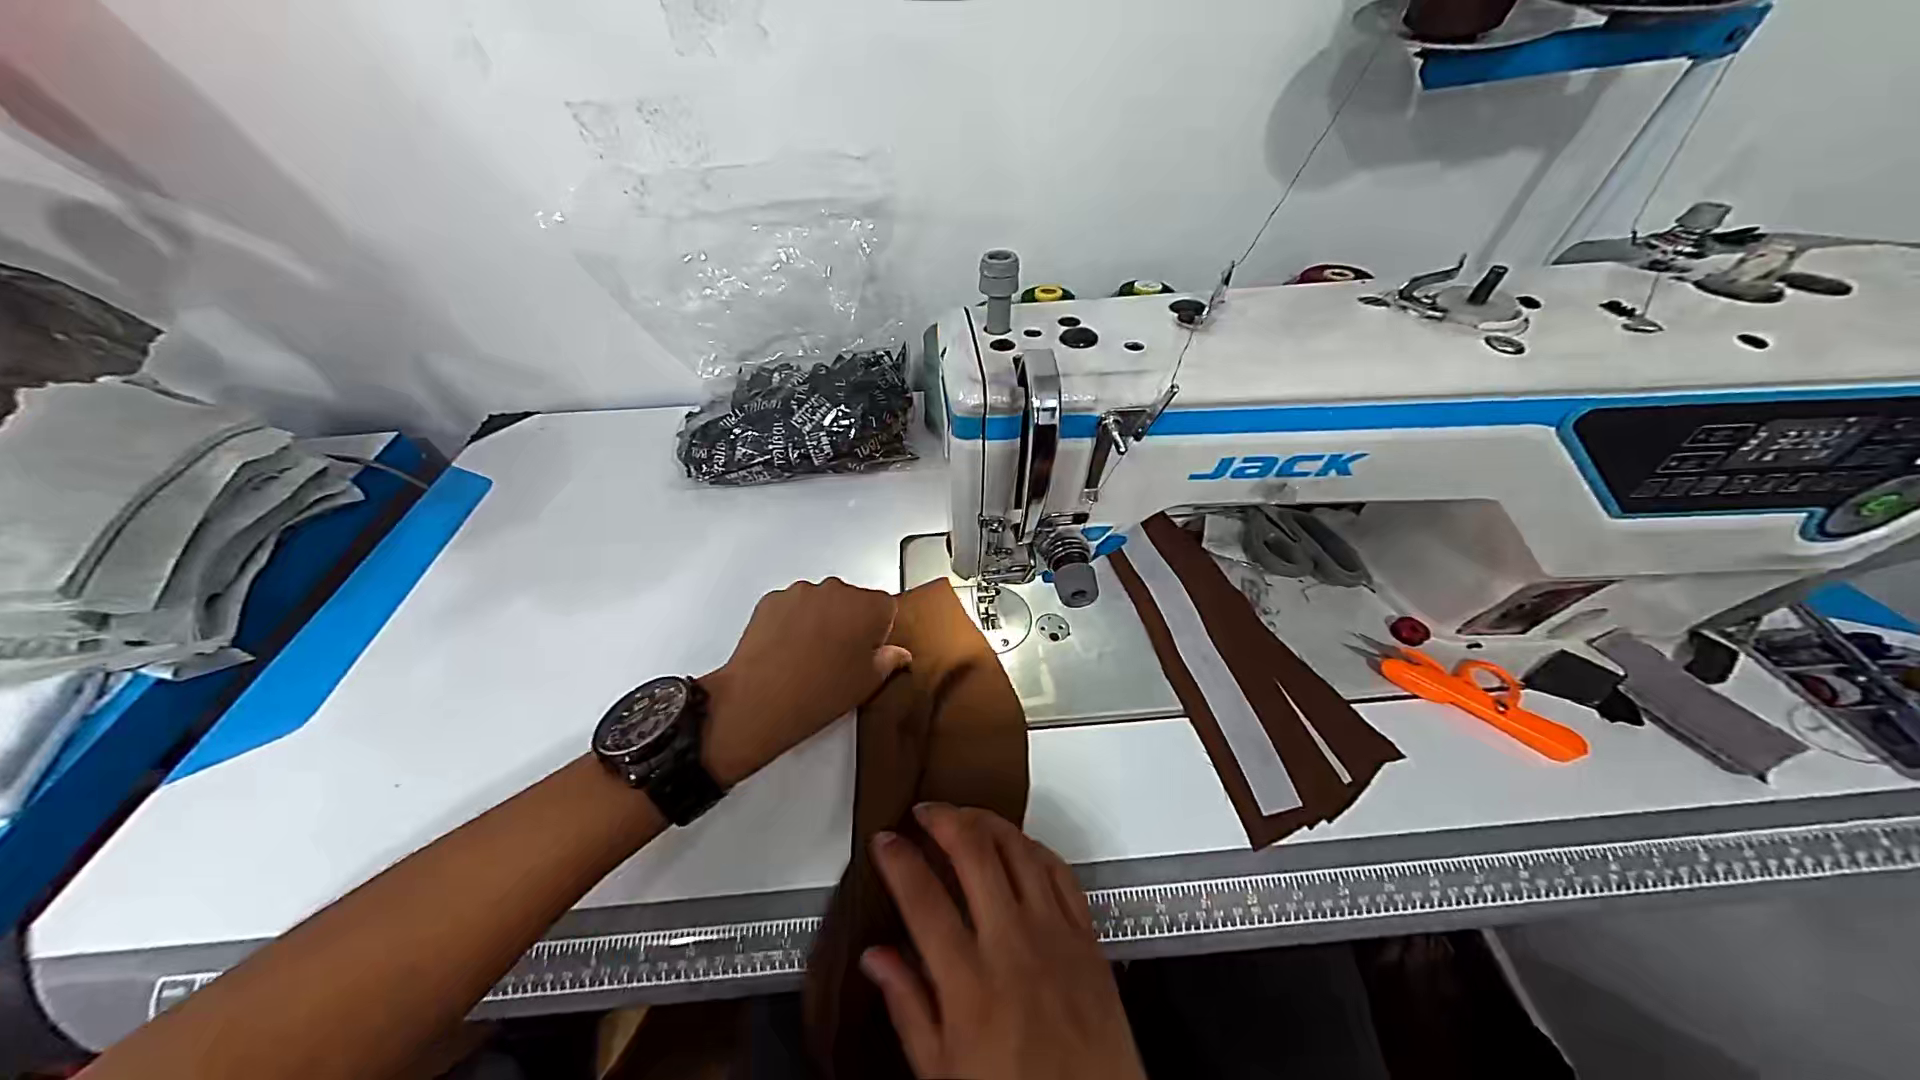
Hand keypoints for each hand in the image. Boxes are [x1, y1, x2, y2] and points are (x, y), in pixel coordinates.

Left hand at [698, 578, 910, 786]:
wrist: (760, 700)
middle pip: (853, 600)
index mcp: (870, 608)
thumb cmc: (815, 692)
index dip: (878, 630)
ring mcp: (803, 592)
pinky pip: (792, 605)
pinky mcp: (774, 598)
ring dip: (820, 620)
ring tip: (810, 658)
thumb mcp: (867, 683)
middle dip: (849, 622)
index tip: (867, 650)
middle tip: (839, 658)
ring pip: (821, 601)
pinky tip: (790, 651)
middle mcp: (838, 591)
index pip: (886, 607)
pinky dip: (792, 621)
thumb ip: (889, 660)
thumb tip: (896, 654)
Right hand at [862, 804, 1145, 1079]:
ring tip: (965, 816)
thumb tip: (876, 958)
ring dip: (987, 822)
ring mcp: (1053, 935)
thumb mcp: (943, 1072)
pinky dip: (1034, 847)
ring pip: (1018, 850)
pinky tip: (1018, 844)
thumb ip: (908, 1007)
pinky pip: (1060, 871)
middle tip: (924, 811)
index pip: (923, 898)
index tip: (884, 841)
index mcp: (969, 984)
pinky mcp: (1085, 936)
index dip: (898, 860)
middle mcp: (1012, 947)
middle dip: (943, 819)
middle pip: (974, 854)